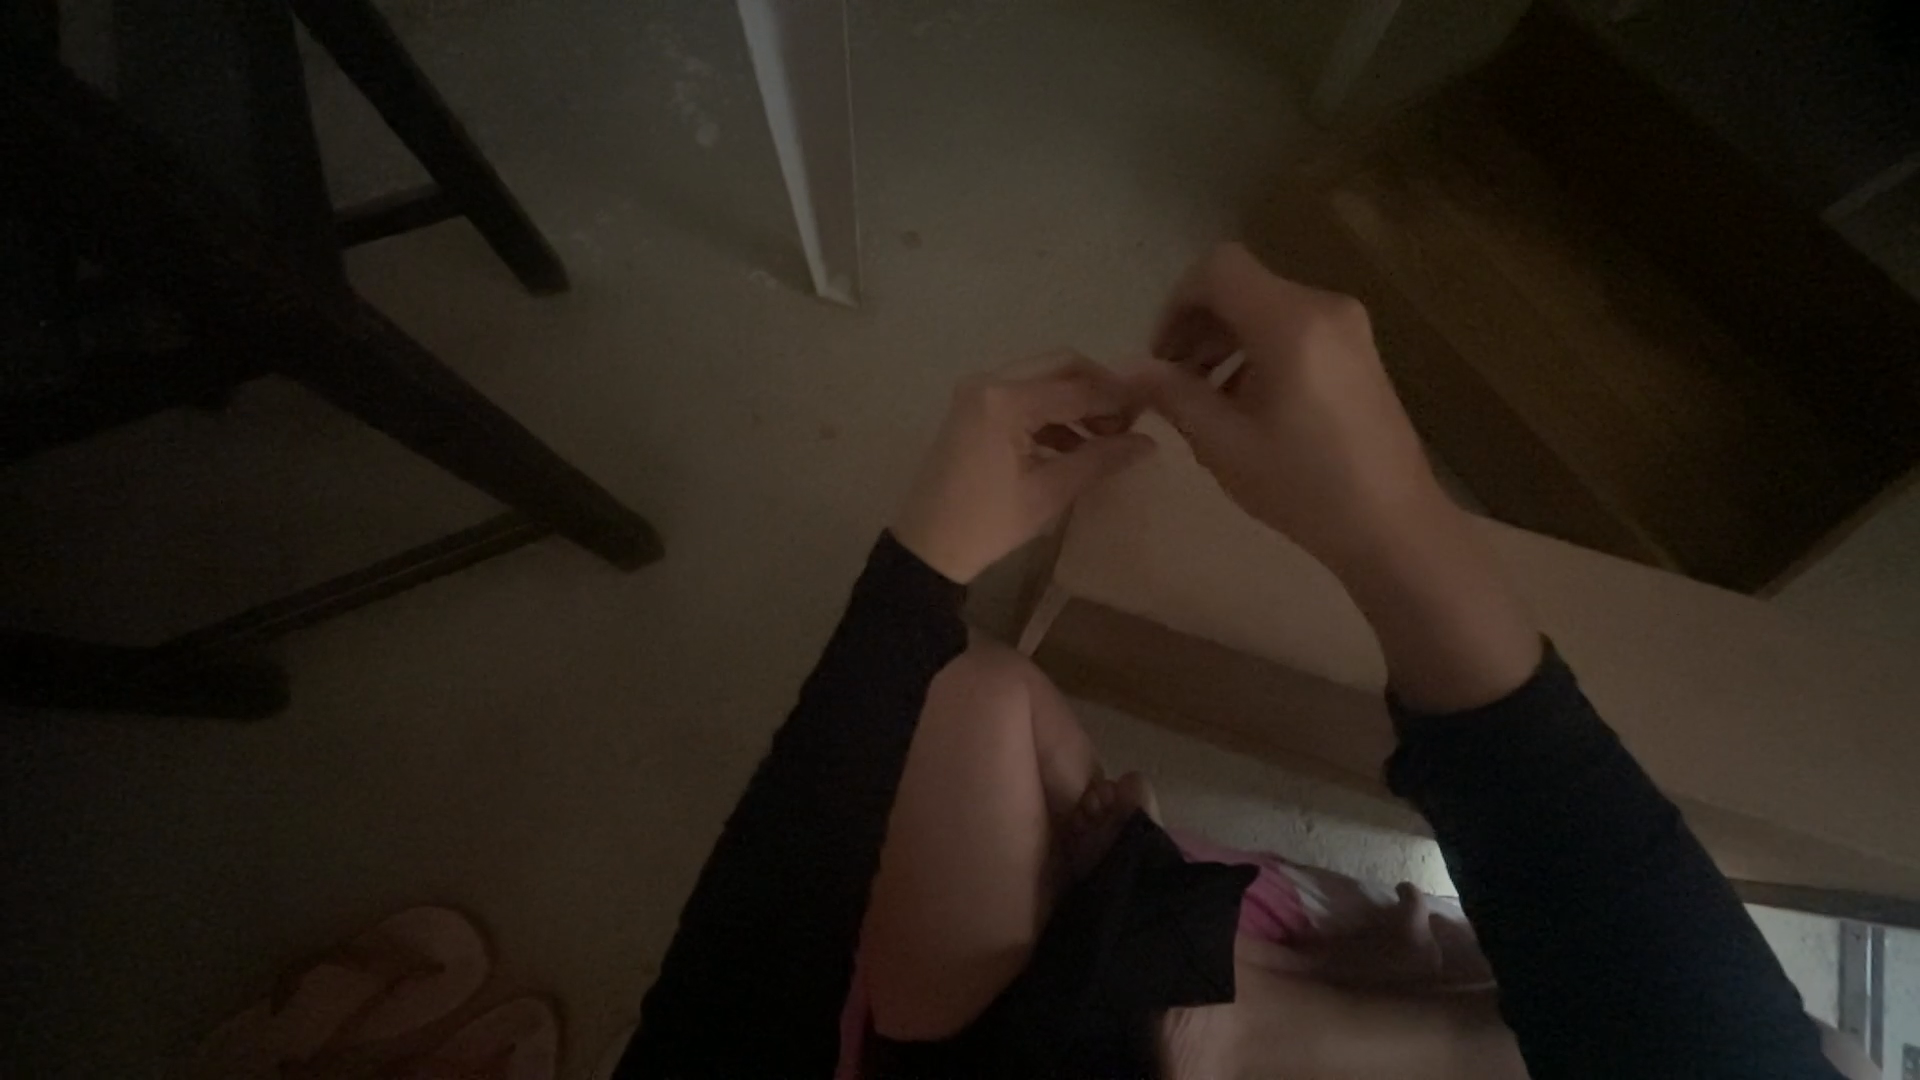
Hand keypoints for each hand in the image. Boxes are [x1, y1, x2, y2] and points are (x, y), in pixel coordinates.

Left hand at [893, 352, 1155, 583]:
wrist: (926, 547)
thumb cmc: (986, 525)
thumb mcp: (1048, 493)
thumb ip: (1100, 459)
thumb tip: (1148, 443)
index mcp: (1005, 400)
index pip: (1078, 387)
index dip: (1120, 398)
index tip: (1154, 410)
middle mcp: (989, 382)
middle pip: (1061, 367)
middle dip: (1099, 390)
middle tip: (1129, 421)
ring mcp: (977, 394)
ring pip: (1043, 380)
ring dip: (1076, 401)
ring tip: (1107, 438)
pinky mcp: (973, 410)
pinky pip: (1023, 397)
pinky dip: (1051, 414)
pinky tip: (1074, 445)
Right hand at [1138, 244, 1538, 710]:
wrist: (1392, 524)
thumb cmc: (1303, 486)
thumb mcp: (1223, 443)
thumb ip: (1172, 394)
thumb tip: (1128, 370)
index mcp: (1291, 323)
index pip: (1218, 269)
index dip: (1175, 304)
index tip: (1161, 357)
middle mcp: (1323, 308)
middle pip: (1240, 287)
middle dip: (1195, 327)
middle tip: (1172, 384)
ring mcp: (1346, 328)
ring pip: (1263, 308)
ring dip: (1221, 343)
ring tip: (1204, 401)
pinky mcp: (1355, 350)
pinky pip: (1290, 329)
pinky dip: (1253, 353)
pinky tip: (1244, 405)